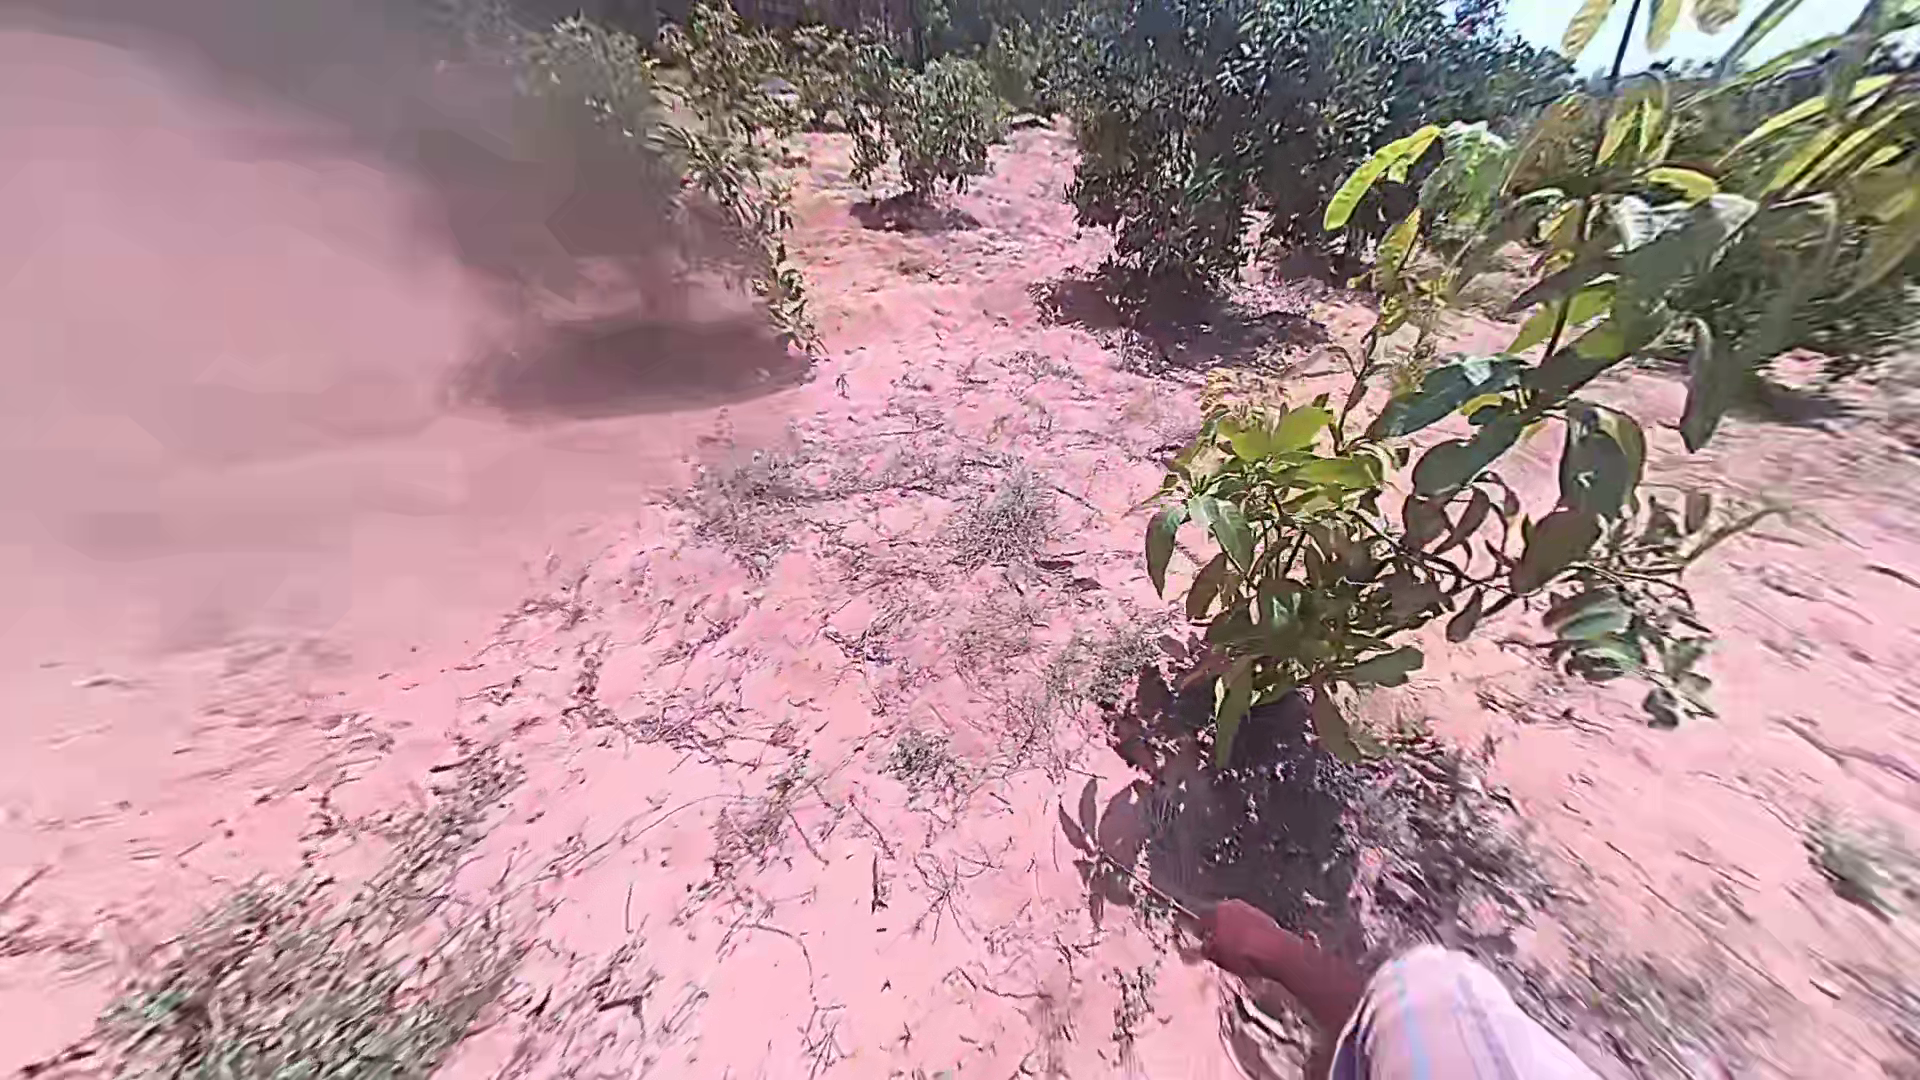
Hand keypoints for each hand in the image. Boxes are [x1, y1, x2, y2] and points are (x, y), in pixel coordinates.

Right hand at [1199, 898, 1286, 977]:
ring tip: (1240, 955)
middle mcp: (1233, 905)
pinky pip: (1254, 929)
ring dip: (1238, 935)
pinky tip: (1255, 953)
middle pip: (1222, 919)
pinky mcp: (1267, 920)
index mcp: (1217, 909)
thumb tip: (1199, 951)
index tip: (1203, 944)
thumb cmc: (1246, 953)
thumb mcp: (1220, 958)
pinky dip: (1252, 938)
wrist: (1278, 954)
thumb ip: (1206, 952)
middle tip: (1222, 950)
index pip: (1203, 920)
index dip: (1202, 934)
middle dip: (1221, 933)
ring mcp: (1251, 911)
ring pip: (1239, 923)